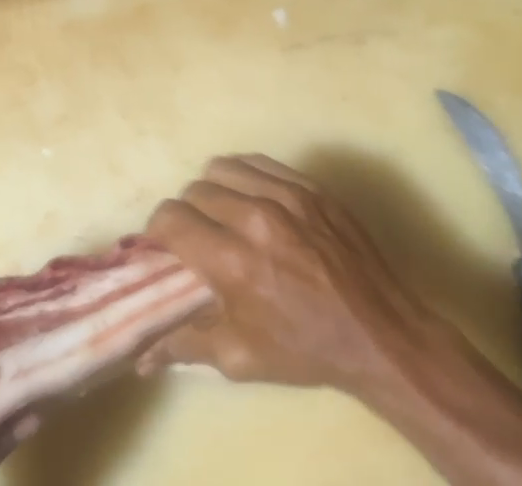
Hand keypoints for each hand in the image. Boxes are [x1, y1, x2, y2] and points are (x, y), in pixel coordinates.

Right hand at [137, 154, 440, 397]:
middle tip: (198, 239)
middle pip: (193, 191)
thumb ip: (183, 345)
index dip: (160, 233)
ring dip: (213, 191)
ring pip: (222, 168)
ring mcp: (287, 196)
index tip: (167, 249)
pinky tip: (250, 199)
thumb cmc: (306, 350)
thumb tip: (140, 354)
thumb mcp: (239, 359)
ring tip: (224, 215)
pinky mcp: (312, 187)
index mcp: (231, 261)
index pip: (170, 219)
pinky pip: (258, 162)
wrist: (380, 335)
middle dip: (186, 214)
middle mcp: (255, 218)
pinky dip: (244, 177)